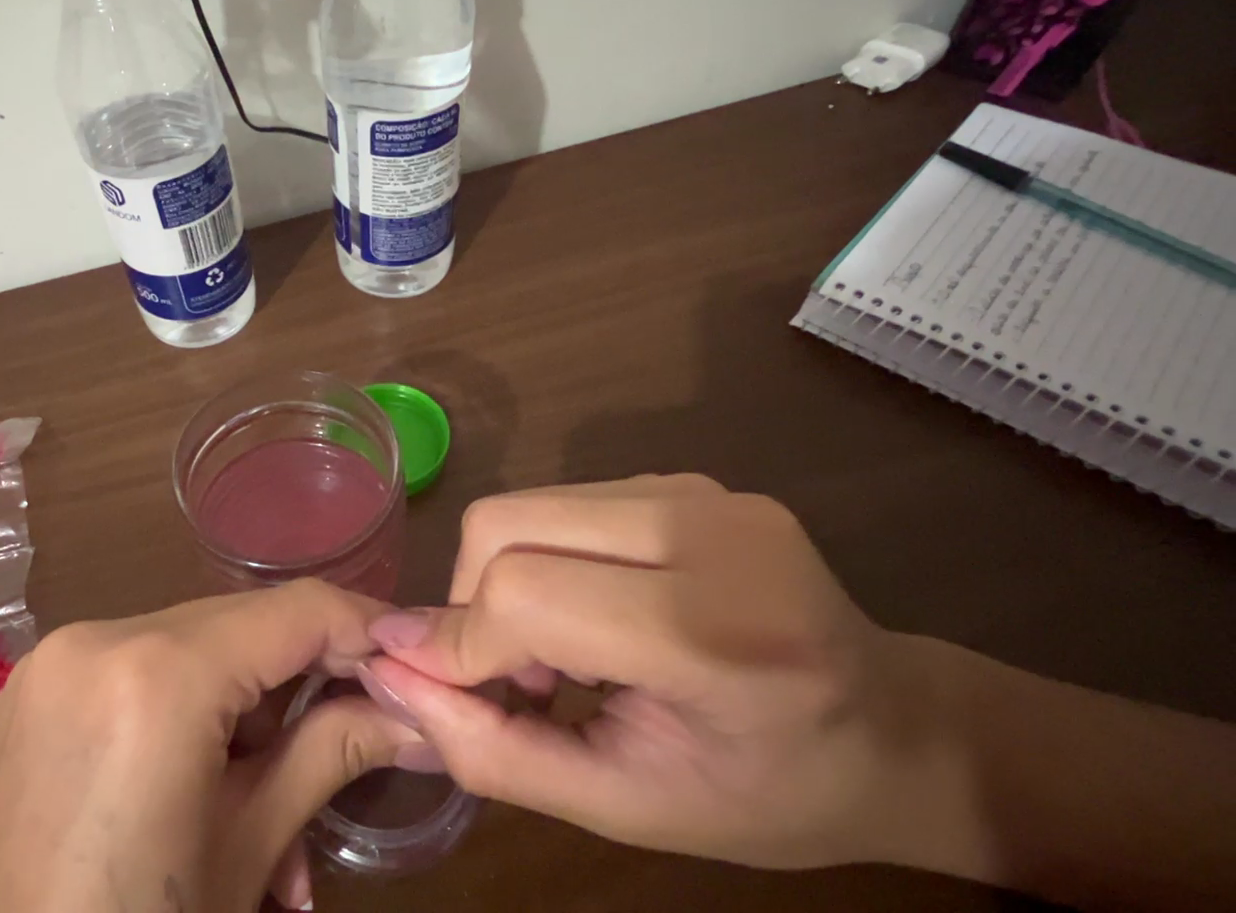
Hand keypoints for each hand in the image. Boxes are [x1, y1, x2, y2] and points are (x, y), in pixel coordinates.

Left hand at [0, 579, 431, 912]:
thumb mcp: (244, 852)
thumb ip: (330, 756)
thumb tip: (415, 714)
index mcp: (158, 674)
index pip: (295, 610)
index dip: (365, 627)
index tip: (414, 660)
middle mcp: (99, 638)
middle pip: (239, 624)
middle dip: (306, 672)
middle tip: (363, 727)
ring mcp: (54, 661)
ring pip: (188, 647)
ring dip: (246, 703)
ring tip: (274, 797)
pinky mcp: (30, 691)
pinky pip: (135, 671)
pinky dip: (185, 707)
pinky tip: (202, 780)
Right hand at [359, 475, 962, 869]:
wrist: (897, 729)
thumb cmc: (767, 795)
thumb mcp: (627, 809)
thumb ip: (495, 751)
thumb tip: (391, 672)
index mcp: (714, 631)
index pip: (524, 595)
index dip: (457, 644)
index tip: (429, 690)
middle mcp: (707, 529)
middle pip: (505, 525)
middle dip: (470, 602)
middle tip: (510, 679)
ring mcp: (700, 489)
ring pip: (524, 506)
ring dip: (501, 578)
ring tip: (554, 651)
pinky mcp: (685, 477)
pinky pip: (561, 502)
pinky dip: (540, 556)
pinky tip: (586, 611)